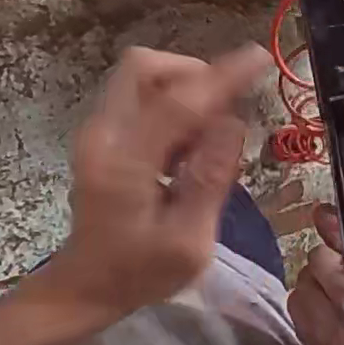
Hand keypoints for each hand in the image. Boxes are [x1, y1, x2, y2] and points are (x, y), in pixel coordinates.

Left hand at [36, 45, 271, 316]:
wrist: (86, 286)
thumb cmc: (138, 273)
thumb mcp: (188, 243)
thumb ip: (211, 181)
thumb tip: (234, 124)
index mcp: (123, 163)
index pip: (176, 102)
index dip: (220, 76)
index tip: (258, 58)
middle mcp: (102, 134)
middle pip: (144, 67)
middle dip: (193, 73)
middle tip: (225, 108)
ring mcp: (97, 131)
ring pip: (143, 77)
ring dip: (184, 90)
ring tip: (205, 139)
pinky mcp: (102, 134)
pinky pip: (141, 96)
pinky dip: (172, 104)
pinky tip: (185, 146)